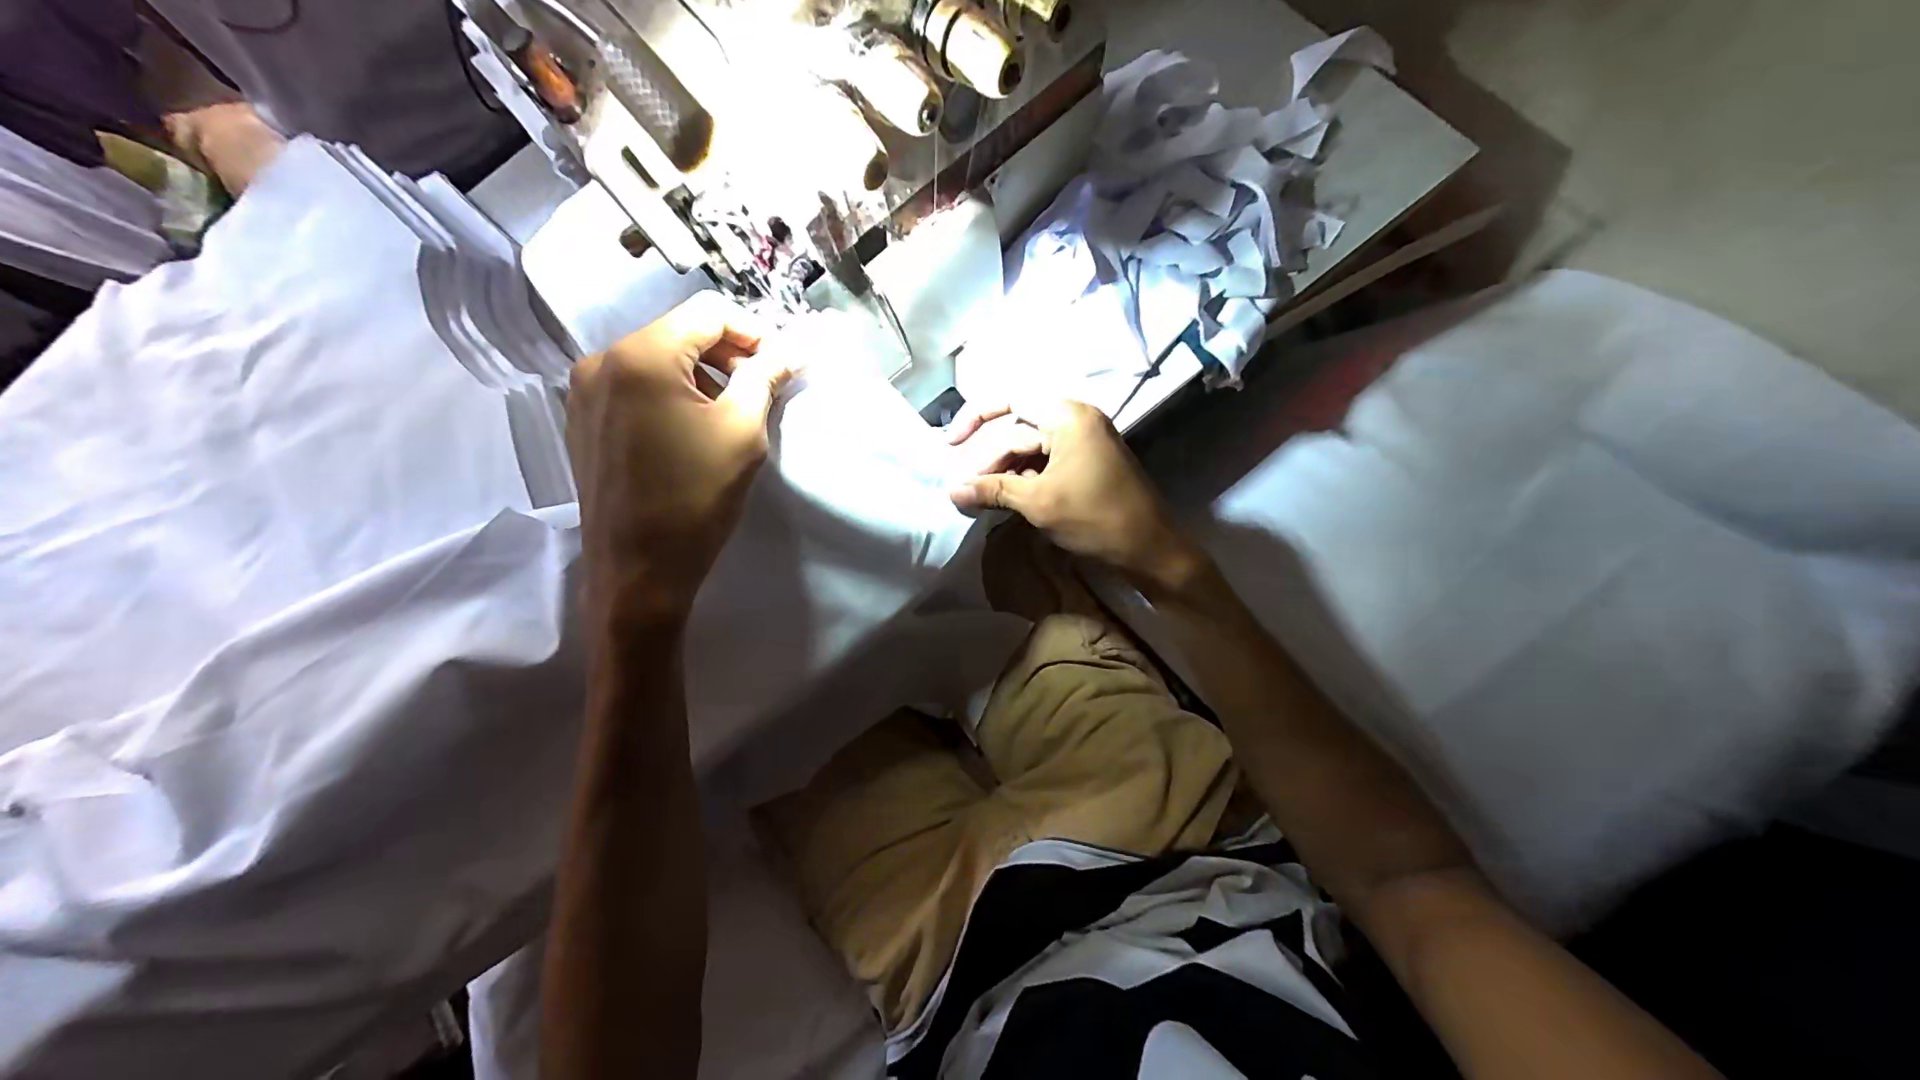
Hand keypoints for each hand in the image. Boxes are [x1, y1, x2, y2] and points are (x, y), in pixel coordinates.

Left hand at [568, 293, 791, 623]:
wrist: (638, 571)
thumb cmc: (696, 499)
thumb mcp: (743, 432)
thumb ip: (765, 376)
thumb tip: (794, 346)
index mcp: (642, 356)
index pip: (708, 312)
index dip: (753, 331)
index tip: (779, 366)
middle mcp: (602, 360)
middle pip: (679, 332)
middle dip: (727, 353)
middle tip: (760, 389)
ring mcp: (584, 391)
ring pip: (657, 359)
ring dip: (699, 375)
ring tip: (727, 415)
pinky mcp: (581, 419)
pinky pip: (634, 386)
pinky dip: (669, 394)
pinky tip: (689, 432)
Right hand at [946, 399, 1205, 594]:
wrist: (1150, 550)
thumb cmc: (1096, 519)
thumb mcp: (1038, 503)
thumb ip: (993, 490)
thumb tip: (952, 490)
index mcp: (1068, 416)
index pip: (1011, 400)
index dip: (975, 418)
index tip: (951, 444)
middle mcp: (1076, 421)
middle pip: (1018, 429)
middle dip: (989, 458)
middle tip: (964, 488)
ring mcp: (1083, 443)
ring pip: (1029, 449)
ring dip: (1003, 472)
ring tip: (980, 497)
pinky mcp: (1086, 465)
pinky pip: (1045, 463)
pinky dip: (1023, 479)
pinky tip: (1005, 500)